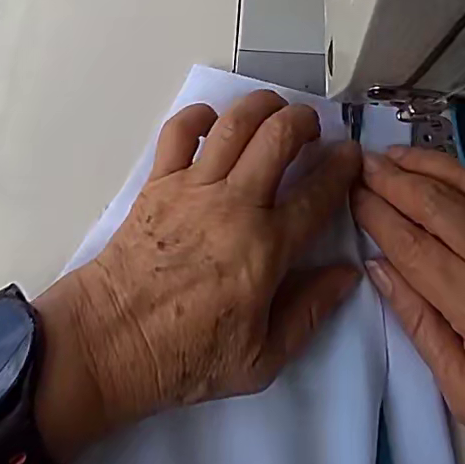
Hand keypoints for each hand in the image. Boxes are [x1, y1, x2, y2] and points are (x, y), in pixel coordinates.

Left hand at [36, 91, 360, 456]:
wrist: (114, 339)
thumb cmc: (188, 354)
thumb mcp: (265, 358)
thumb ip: (310, 310)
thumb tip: (346, 271)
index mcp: (266, 248)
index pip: (317, 193)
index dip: (341, 167)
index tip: (351, 155)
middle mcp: (233, 205)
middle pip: (277, 138)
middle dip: (303, 120)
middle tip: (311, 126)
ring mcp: (192, 187)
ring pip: (233, 124)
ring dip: (260, 105)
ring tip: (274, 108)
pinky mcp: (158, 182)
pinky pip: (177, 132)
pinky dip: (197, 116)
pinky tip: (212, 120)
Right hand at [353, 147, 464, 463]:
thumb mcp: (464, 392)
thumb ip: (417, 321)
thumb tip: (377, 266)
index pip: (410, 244)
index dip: (374, 213)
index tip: (347, 193)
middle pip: (436, 203)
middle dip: (391, 178)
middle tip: (359, 161)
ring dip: (426, 164)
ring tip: (392, 153)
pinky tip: (441, 170)